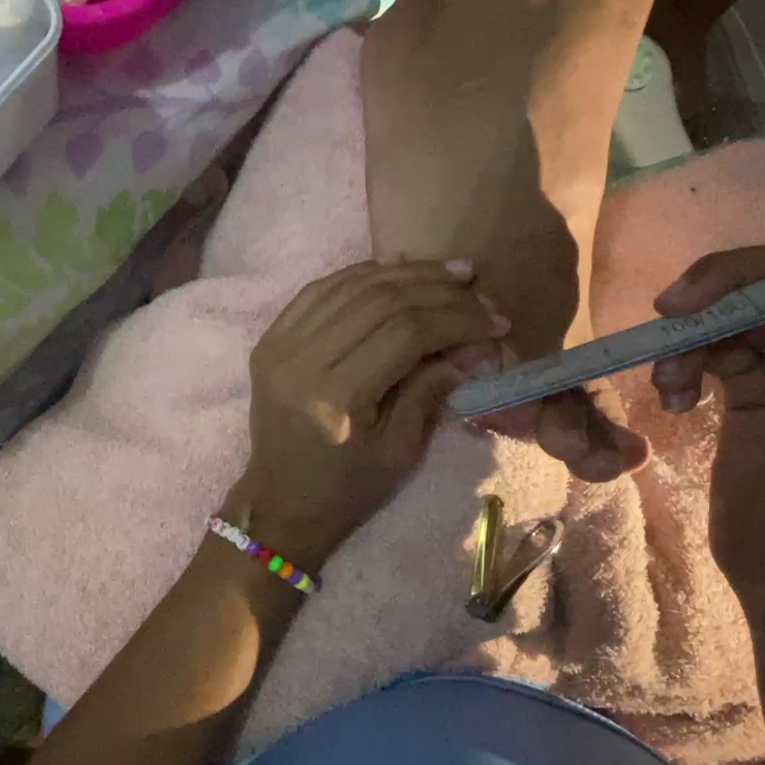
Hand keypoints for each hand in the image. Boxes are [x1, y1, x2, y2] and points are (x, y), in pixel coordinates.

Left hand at [225, 259, 510, 567]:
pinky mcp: (269, 340)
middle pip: (377, 301)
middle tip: (476, 288)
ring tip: (447, 271)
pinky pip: (317, 292)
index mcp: (337, 396)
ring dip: (401, 273)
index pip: (405, 332)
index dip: (455, 319)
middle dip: (435, 290)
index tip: (496, 321)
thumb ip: (431, 388)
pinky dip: (357, 275)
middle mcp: (301, 361)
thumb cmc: (346, 488)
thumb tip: (472, 343)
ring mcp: (278, 346)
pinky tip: (393, 266)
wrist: (280, 499)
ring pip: (347, 287)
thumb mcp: (401, 450)